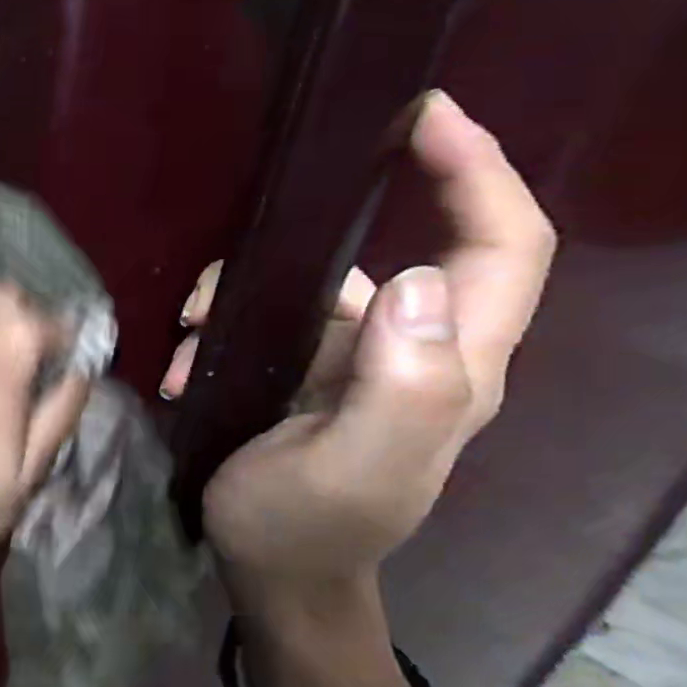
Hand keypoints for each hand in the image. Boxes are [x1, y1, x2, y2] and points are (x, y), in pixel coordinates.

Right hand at [162, 91, 555, 614]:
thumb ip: (401, 389)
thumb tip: (411, 278)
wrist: (271, 572)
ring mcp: (357, 358)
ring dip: (238, 294)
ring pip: (309, 281)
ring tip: (186, 336)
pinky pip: (266, 312)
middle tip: (241, 258)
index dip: (477, 173)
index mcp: (450, 368)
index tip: (423, 114)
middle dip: (312, 239)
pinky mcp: (307, 365)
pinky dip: (219, 324)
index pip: (503, 248)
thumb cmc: (308, 525)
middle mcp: (414, 350)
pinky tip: (184, 362)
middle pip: (399, 251)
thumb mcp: (354, 472)